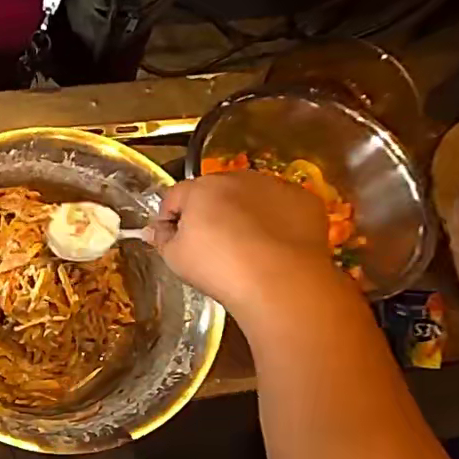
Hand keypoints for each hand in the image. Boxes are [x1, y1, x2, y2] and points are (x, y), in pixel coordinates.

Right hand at [147, 170, 348, 324]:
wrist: (279, 280)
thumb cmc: (218, 267)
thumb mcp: (176, 259)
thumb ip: (162, 239)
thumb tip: (154, 230)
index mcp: (200, 188)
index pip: (174, 196)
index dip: (168, 217)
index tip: (170, 239)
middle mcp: (237, 178)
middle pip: (214, 192)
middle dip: (208, 212)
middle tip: (209, 245)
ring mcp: (274, 185)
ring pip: (250, 197)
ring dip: (243, 214)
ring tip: (244, 248)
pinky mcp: (303, 200)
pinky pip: (280, 207)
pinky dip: (274, 221)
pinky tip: (273, 247)